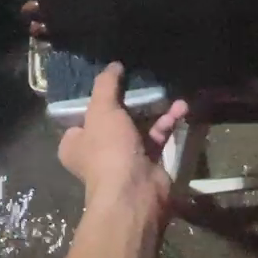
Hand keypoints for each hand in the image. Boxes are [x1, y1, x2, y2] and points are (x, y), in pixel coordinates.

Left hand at [58, 63, 188, 221]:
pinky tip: (181, 107)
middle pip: (114, 118)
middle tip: (141, 79)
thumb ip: (106, 85)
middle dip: (130, 101)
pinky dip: (168, 122)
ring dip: (154, 108)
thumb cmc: (108, 149)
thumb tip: (113, 65)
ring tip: (167, 90)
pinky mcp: (149, 162)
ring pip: (139, 126)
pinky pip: (158, 136)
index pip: (81, 115)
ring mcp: (124, 157)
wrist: (135, 192)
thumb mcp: (101, 110)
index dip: (94, 98)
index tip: (110, 80)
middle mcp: (97, 151)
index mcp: (76, 143)